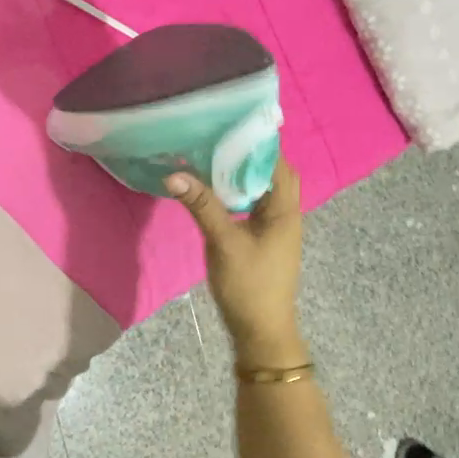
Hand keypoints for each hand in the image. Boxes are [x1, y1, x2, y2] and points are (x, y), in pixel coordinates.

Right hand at [166, 159, 304, 368]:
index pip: (278, 164)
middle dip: (246, 156)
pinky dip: (233, 195)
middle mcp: (284, 215)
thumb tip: (174, 173)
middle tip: (214, 139)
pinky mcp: (261, 242)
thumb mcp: (223, 242)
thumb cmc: (249, 285)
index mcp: (284, 210)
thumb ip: (201, 205)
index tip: (230, 126)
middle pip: (270, 174)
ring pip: (259, 191)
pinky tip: (210, 193)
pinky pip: (250, 207)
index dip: (258, 143)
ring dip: (238, 176)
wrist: (260, 332)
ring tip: (208, 158)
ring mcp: (273, 230)